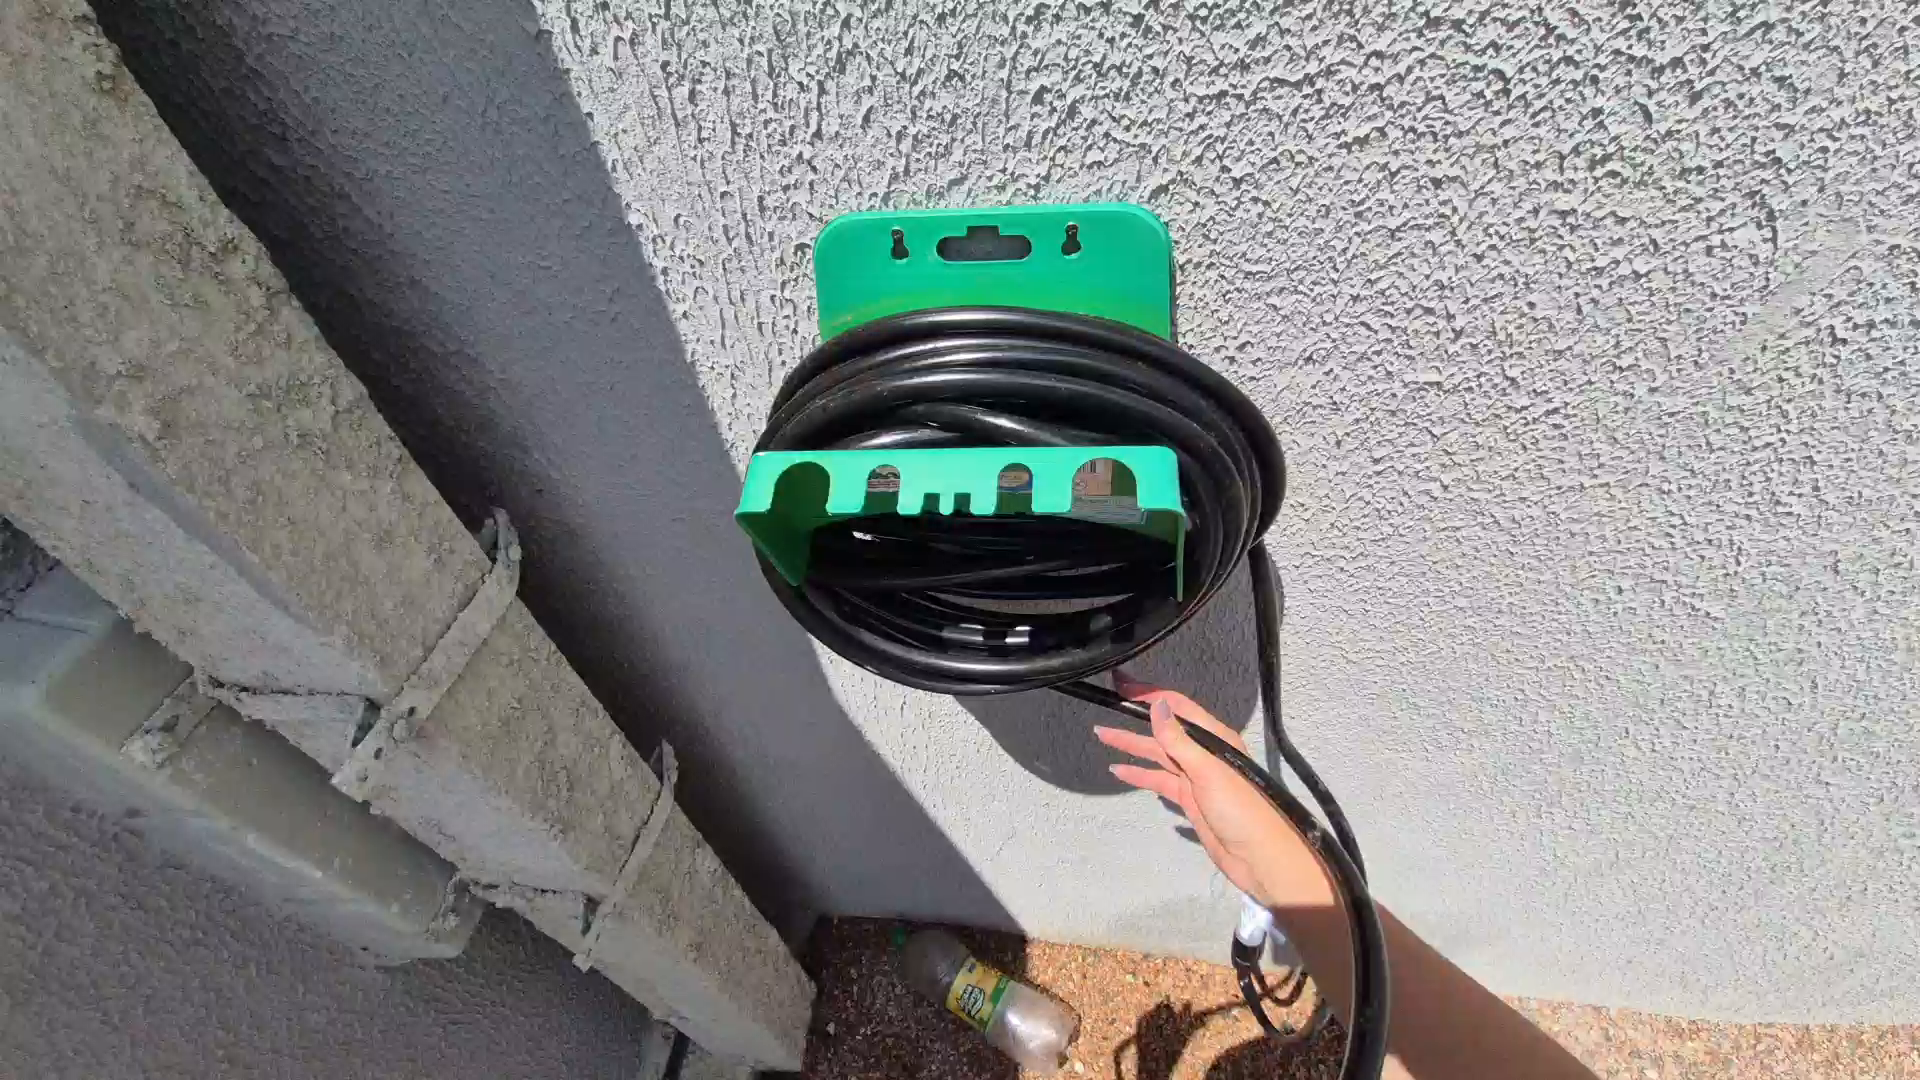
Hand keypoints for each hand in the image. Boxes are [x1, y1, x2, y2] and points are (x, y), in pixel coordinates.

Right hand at [1093, 672, 1333, 909]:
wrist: (1261, 859)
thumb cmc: (1241, 809)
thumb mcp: (1208, 770)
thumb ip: (1179, 739)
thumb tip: (1156, 704)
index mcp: (1214, 738)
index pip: (1176, 706)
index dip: (1149, 694)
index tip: (1123, 687)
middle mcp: (1203, 752)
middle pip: (1163, 729)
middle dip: (1135, 718)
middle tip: (1108, 704)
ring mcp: (1195, 776)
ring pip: (1157, 754)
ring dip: (1132, 745)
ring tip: (1103, 735)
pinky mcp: (1189, 797)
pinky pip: (1159, 779)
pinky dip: (1139, 773)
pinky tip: (1119, 769)